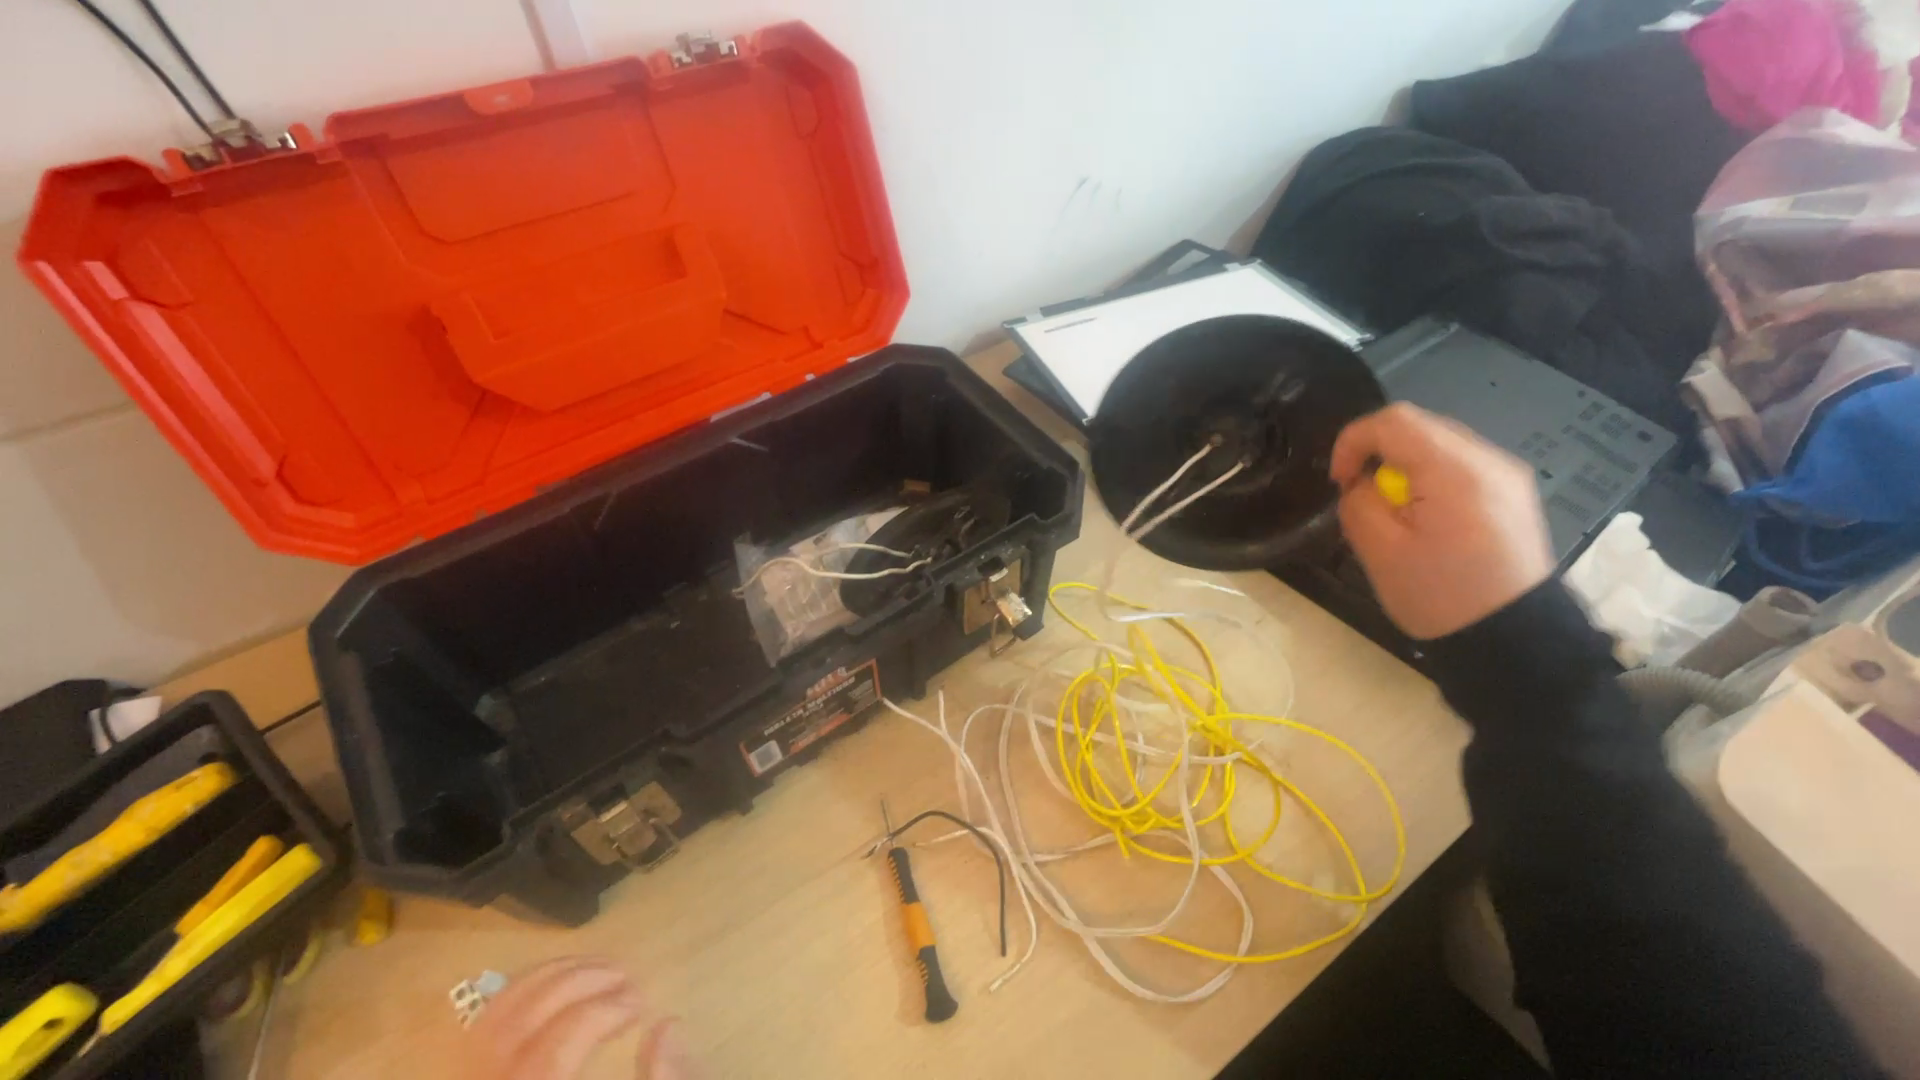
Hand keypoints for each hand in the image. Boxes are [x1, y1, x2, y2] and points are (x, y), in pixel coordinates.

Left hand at [452, 957, 692, 1078]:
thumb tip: (667, 1026)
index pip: (551, 1056)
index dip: (600, 1015)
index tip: (643, 1003)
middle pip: (520, 1024)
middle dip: (579, 985)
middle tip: (627, 976)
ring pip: (495, 1017)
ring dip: (551, 978)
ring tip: (600, 970)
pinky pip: (482, 1027)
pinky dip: (521, 992)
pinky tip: (560, 984)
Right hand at [1329, 403, 1553, 639]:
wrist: (1515, 639)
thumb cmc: (1441, 597)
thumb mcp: (1380, 553)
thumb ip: (1360, 504)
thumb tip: (1362, 483)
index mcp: (1454, 471)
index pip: (1393, 421)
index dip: (1353, 441)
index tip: (1341, 481)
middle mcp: (1489, 460)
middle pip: (1420, 426)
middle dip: (1379, 453)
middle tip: (1363, 496)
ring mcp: (1508, 475)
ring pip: (1441, 444)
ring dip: (1405, 466)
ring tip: (1396, 512)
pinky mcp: (1514, 493)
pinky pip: (1462, 465)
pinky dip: (1432, 479)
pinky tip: (1427, 518)